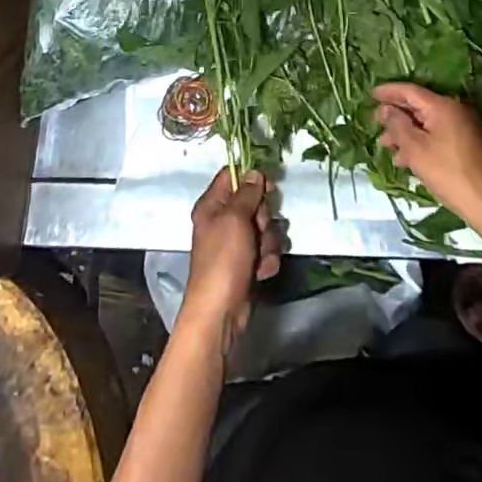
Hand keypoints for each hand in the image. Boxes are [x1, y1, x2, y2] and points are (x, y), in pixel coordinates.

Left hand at [180, 169, 282, 349]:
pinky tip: (260, 272)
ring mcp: (237, 241)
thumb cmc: (223, 259)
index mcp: (212, 204)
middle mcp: (224, 219)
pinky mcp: (249, 261)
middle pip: (255, 202)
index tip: (269, 186)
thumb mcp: (234, 219)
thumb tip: (253, 171)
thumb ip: (246, 193)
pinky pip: (268, 249)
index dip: (252, 178)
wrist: (222, 310)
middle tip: (256, 230)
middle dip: (263, 218)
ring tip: (258, 257)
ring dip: (268, 242)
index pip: (232, 176)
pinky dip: (267, 260)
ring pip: (266, 227)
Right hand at [373, 83, 481, 227]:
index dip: (388, 91)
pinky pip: (436, 135)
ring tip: (386, 146)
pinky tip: (405, 159)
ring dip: (405, 132)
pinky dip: (419, 142)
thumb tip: (386, 109)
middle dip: (395, 114)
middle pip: (418, 106)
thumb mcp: (415, 148)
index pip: (410, 91)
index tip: (370, 94)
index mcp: (443, 106)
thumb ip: (397, 124)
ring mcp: (463, 128)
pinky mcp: (466, 144)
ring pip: (426, 123)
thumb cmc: (448, 172)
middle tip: (375, 122)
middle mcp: (455, 111)